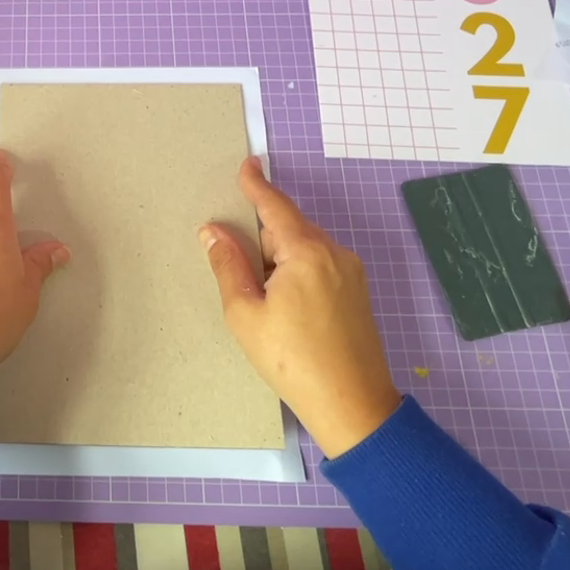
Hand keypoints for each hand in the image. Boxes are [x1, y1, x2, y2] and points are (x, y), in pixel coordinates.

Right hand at [200, 158, 401, 458]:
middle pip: (289, 228)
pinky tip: (285, 302)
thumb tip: (212, 230)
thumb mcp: (245, 313)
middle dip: (263, 237)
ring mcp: (350, 272)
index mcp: (306, 252)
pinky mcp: (357, 292)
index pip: (275, 207)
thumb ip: (228, 265)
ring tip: (264, 298)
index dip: (257, 185)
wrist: (352, 405)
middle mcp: (334, 252)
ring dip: (279, 257)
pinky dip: (296, 269)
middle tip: (244, 270)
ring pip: (305, 247)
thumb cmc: (290, 359)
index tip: (247, 164)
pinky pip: (319, 263)